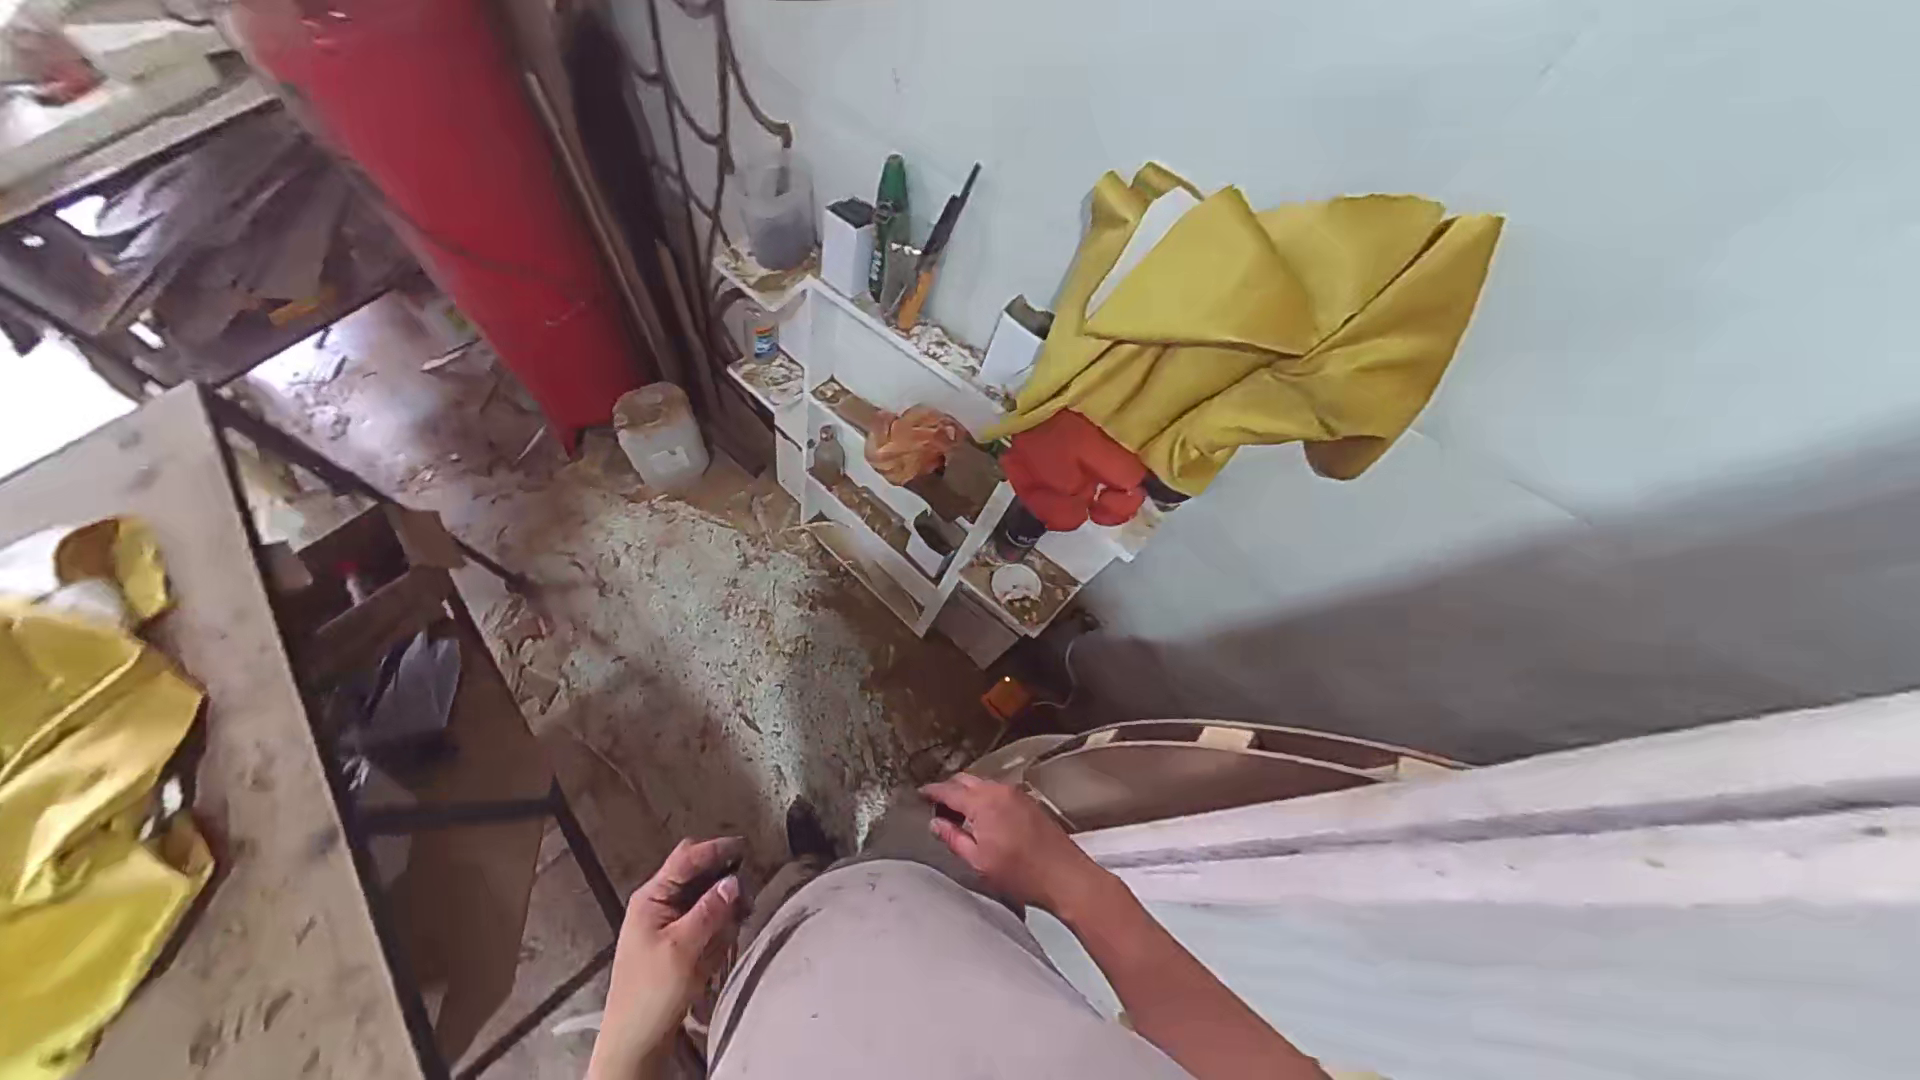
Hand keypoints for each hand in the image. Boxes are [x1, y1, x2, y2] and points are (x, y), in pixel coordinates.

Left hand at [589, 837, 743, 1079]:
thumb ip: (710, 910)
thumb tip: (734, 879)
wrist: (635, 1041)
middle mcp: (659, 900)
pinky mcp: (677, 936)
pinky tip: (729, 931)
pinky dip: (719, 918)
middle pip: (697, 871)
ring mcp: (668, 918)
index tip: (745, 847)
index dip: (716, 849)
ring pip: (704, 892)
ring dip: (724, 900)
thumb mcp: (684, 948)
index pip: (687, 857)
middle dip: (722, 876)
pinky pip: (705, 914)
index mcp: (652, 897)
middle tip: (745, 889)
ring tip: (740, 916)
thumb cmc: (653, 992)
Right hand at [921, 774, 1117, 918]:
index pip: (949, 790)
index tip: (922, 794)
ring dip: (969, 794)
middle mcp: (999, 791)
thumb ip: (953, 838)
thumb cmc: (1023, 873)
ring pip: (983, 784)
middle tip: (938, 807)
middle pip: (966, 781)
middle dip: (950, 790)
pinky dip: (985, 798)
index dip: (932, 792)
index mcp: (983, 803)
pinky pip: (998, 791)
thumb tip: (936, 825)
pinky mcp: (1027, 801)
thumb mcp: (978, 861)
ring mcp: (1016, 793)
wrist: (1063, 875)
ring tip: (960, 816)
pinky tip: (984, 818)